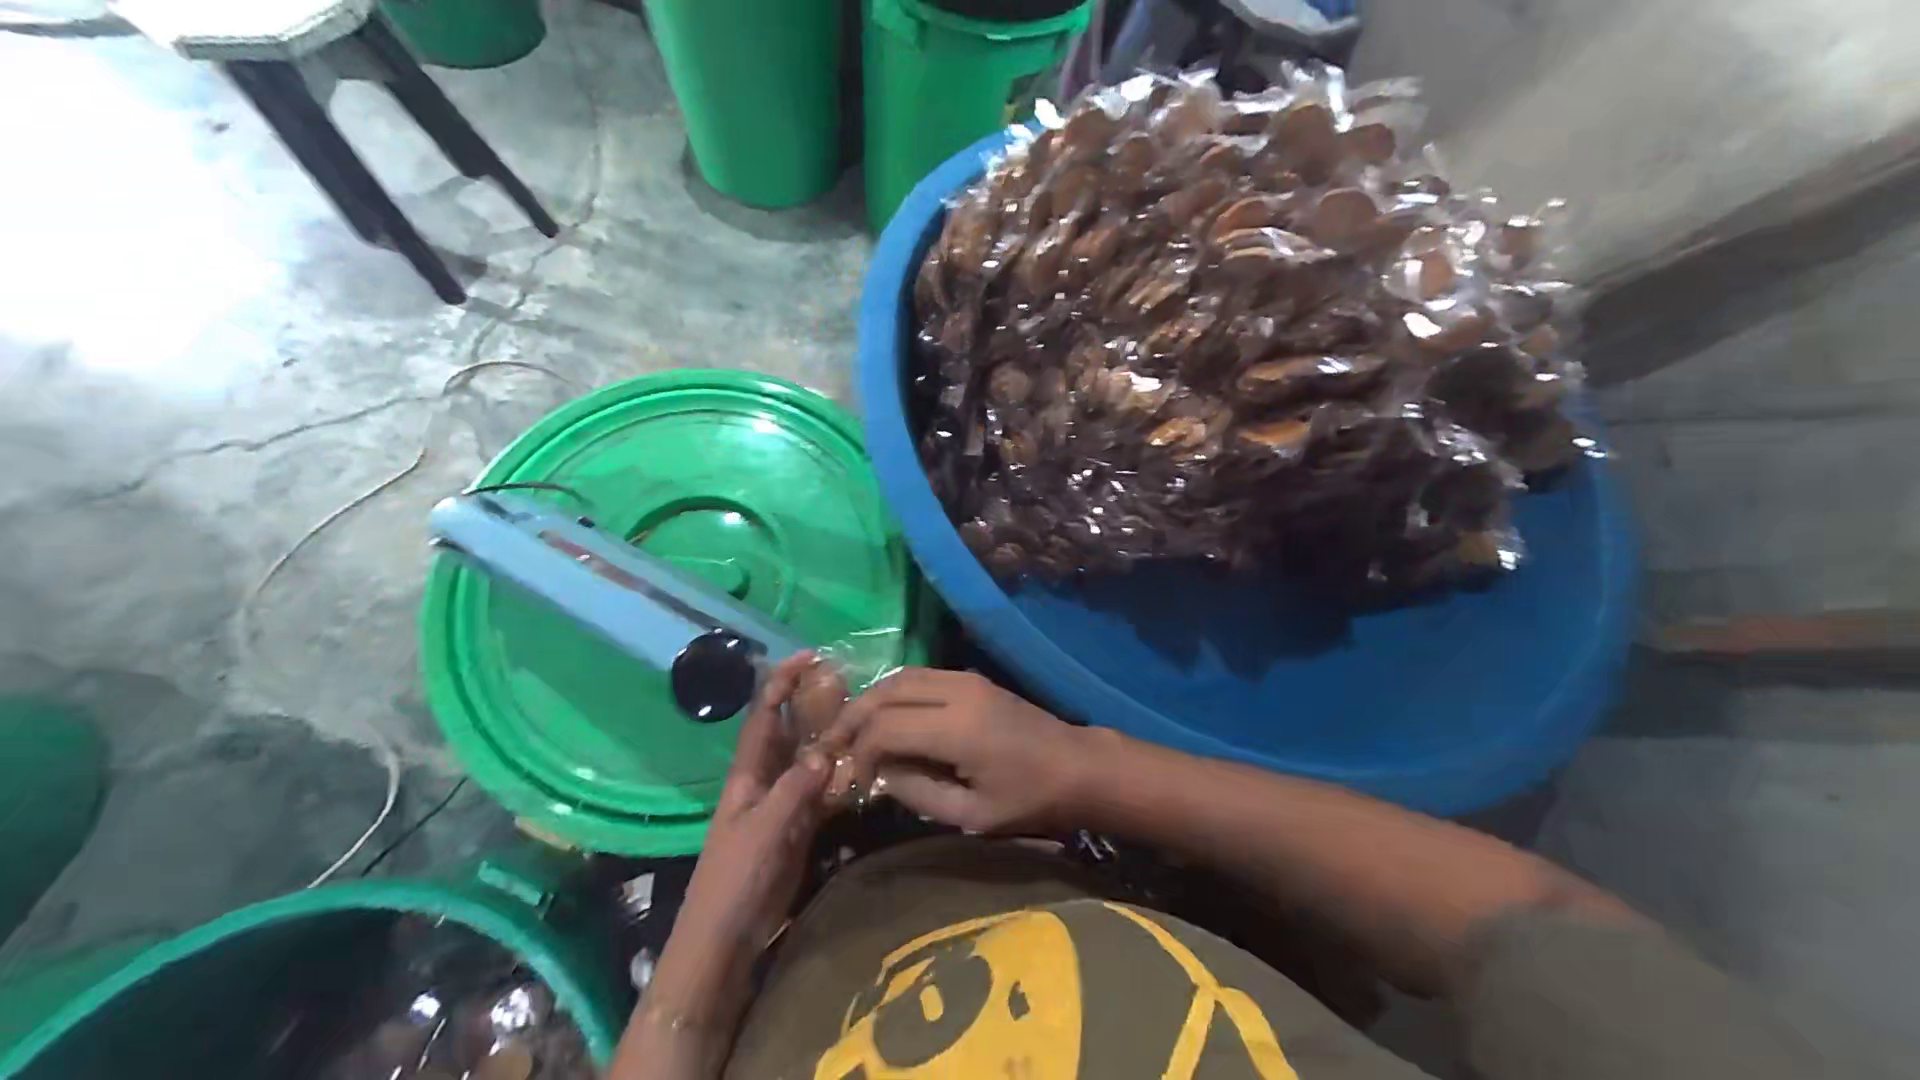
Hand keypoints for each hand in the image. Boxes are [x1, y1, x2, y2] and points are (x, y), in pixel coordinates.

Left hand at [648, 653, 830, 1020]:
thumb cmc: (733, 880)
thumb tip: (826, 753)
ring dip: (832, 739)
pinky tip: (864, 768)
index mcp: (747, 774)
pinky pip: (823, 793)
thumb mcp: (763, 832)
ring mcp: (784, 804)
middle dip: (813, 704)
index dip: (782, 682)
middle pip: (791, 732)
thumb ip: (794, 791)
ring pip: (810, 760)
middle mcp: (766, 780)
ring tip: (864, 717)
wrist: (725, 939)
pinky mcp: (800, 828)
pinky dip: (841, 779)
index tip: (810, 656)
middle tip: (849, 683)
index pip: (765, 715)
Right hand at [825, 668, 1091, 834]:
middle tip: (832, 746)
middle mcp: (957, 692)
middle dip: (853, 718)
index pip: (885, 727)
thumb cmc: (1029, 800)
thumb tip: (878, 773)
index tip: (850, 778)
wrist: (1077, 766)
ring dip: (870, 701)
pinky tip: (884, 718)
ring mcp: (965, 679)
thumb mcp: (971, 815)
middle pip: (885, 692)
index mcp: (958, 729)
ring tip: (852, 732)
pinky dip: (893, 694)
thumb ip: (917, 794)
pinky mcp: (971, 677)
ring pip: (899, 677)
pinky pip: (919, 677)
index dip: (858, 752)